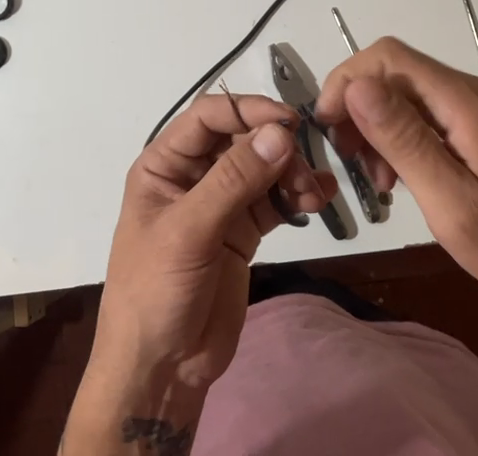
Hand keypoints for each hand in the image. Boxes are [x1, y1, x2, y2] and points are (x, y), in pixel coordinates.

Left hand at [65, 93, 335, 450]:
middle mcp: (192, 176)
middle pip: (241, 140)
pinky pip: (274, 202)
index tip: (288, 121)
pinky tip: (321, 197)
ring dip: (291, 171)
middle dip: (275, 145)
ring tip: (312, 192)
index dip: (246, 111)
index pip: (207, 118)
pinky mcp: (242, 233)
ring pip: (262, 169)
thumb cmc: (156, 289)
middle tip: (304, 168)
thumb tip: (280, 133)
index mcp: (163, 164)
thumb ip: (234, 181)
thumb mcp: (189, 231)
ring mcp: (219, 205)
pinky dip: (297, 195)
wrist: (161, 365)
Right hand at [315, 37, 477, 334]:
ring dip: (379, 126)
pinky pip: (430, 113)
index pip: (390, 57)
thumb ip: (405, 140)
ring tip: (380, 179)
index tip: (327, 129)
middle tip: (352, 163)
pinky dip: (403, 137)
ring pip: (410, 93)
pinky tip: (403, 176)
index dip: (347, 81)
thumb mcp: (454, 205)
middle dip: (359, 107)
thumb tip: (356, 85)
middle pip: (397, 72)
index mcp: (471, 105)